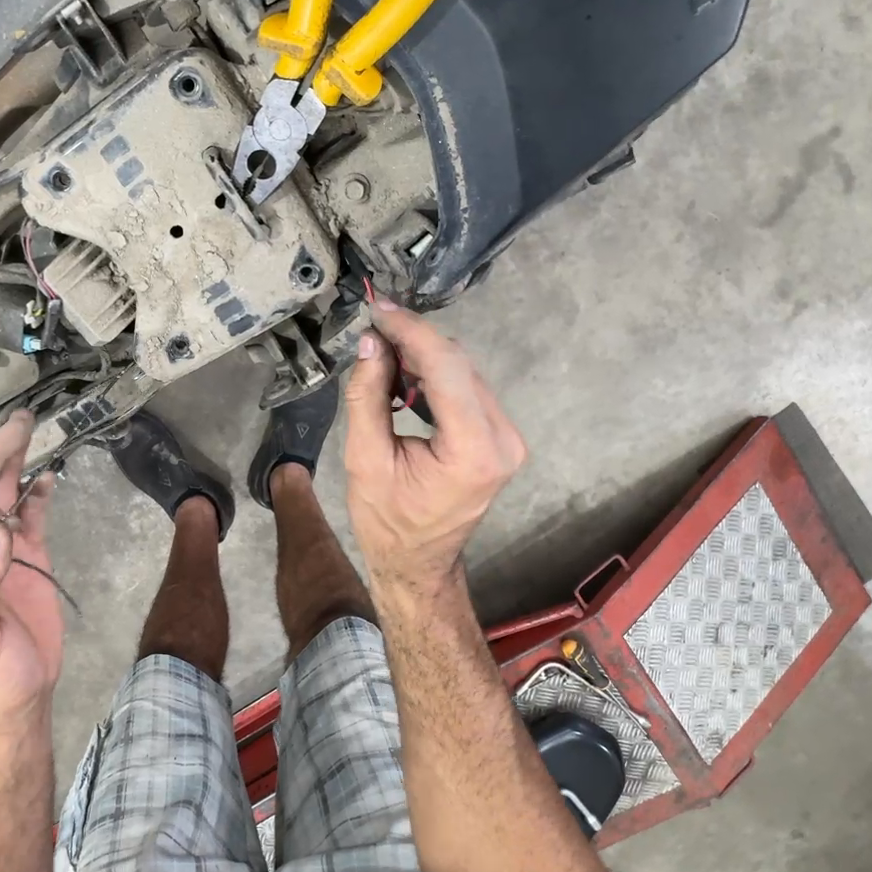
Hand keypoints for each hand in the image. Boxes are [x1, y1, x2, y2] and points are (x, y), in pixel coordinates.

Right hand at [343, 302, 526, 591]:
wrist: (416, 563)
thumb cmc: (386, 522)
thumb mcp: (365, 460)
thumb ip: (368, 398)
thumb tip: (372, 343)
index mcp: (474, 450)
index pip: (446, 368)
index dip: (411, 332)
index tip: (378, 308)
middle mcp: (503, 439)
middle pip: (458, 366)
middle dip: (413, 341)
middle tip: (372, 330)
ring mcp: (507, 439)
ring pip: (463, 373)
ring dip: (422, 356)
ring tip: (380, 353)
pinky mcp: (499, 438)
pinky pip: (466, 389)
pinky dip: (433, 375)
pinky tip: (402, 375)